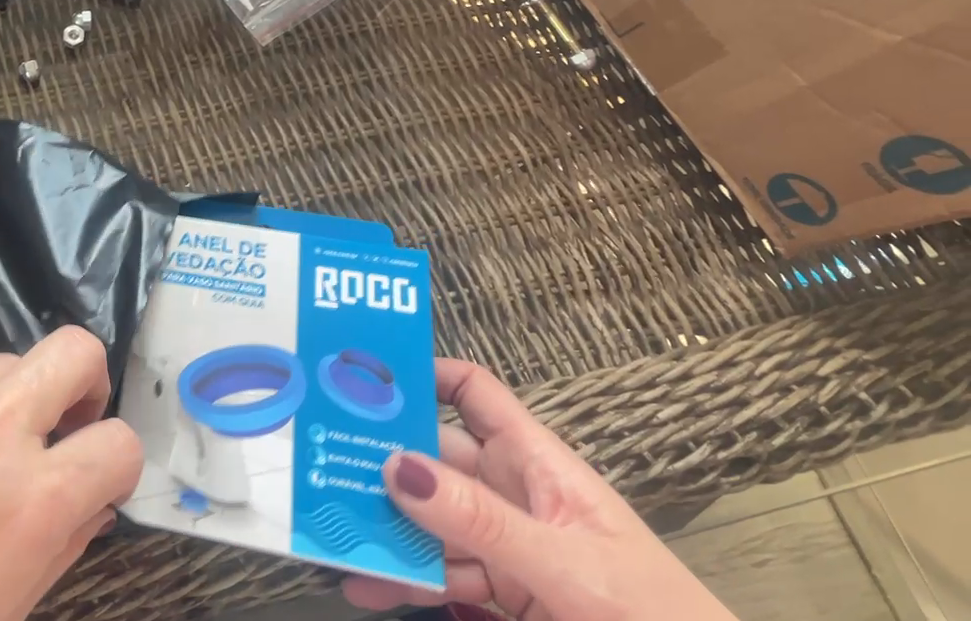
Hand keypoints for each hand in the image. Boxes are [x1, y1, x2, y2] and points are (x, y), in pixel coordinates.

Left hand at [0, 326, 144, 620]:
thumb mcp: (9, 602)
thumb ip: (65, 538)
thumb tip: (93, 493)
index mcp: (30, 500)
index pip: (120, 442)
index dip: (115, 464)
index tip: (92, 476)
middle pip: (75, 350)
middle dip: (85, 383)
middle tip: (58, 425)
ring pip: (5, 361)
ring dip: (8, 400)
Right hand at [342, 359, 735, 620]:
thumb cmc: (654, 618)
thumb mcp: (568, 568)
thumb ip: (481, 521)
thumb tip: (397, 466)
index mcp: (536, 462)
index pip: (472, 392)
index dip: (421, 373)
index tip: (359, 379)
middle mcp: (512, 493)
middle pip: (432, 457)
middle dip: (379, 460)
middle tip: (315, 461)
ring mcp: (504, 544)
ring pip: (426, 519)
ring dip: (380, 527)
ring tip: (327, 532)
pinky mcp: (501, 592)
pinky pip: (436, 573)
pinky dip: (398, 579)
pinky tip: (362, 585)